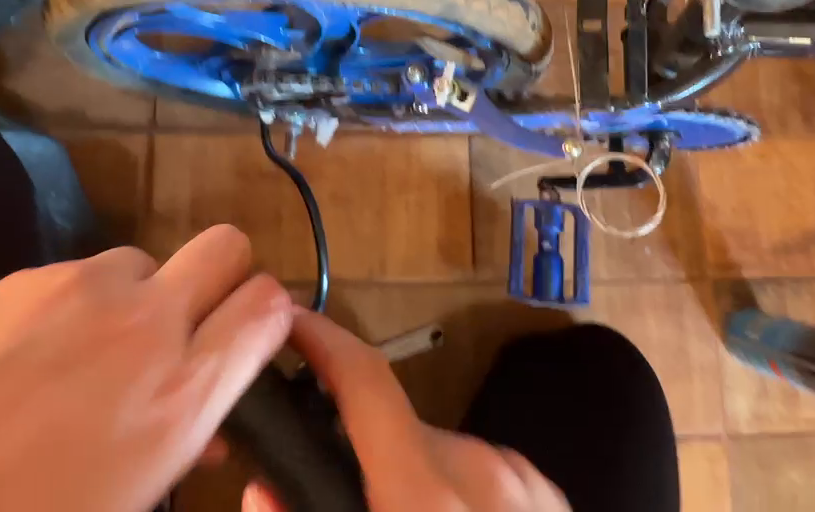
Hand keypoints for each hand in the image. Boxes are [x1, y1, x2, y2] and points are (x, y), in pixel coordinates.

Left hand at [0, 224, 293, 511]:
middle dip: (222, 279)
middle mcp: (144, 322)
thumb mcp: (129, 504)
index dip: (266, 316)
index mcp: (180, 394)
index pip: (268, 303)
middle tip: (187, 328)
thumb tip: (206, 419)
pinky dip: (76, 306)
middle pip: (227, 246)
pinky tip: (30, 357)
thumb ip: (184, 446)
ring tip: (88, 356)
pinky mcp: (25, 276)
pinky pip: (79, 275)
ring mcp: (81, 288)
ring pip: (146, 262)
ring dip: (138, 298)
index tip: (246, 338)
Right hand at [244, 310, 569, 511]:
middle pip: (400, 434)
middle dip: (368, 461)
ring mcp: (525, 479)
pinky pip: (486, 480)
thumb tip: (260, 493)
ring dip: (417, 487)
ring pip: (444, 460)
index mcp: (424, 491)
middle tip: (353, 505)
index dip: (322, 341)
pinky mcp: (553, 496)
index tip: (288, 320)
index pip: (364, 382)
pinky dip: (461, 499)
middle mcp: (479, 467)